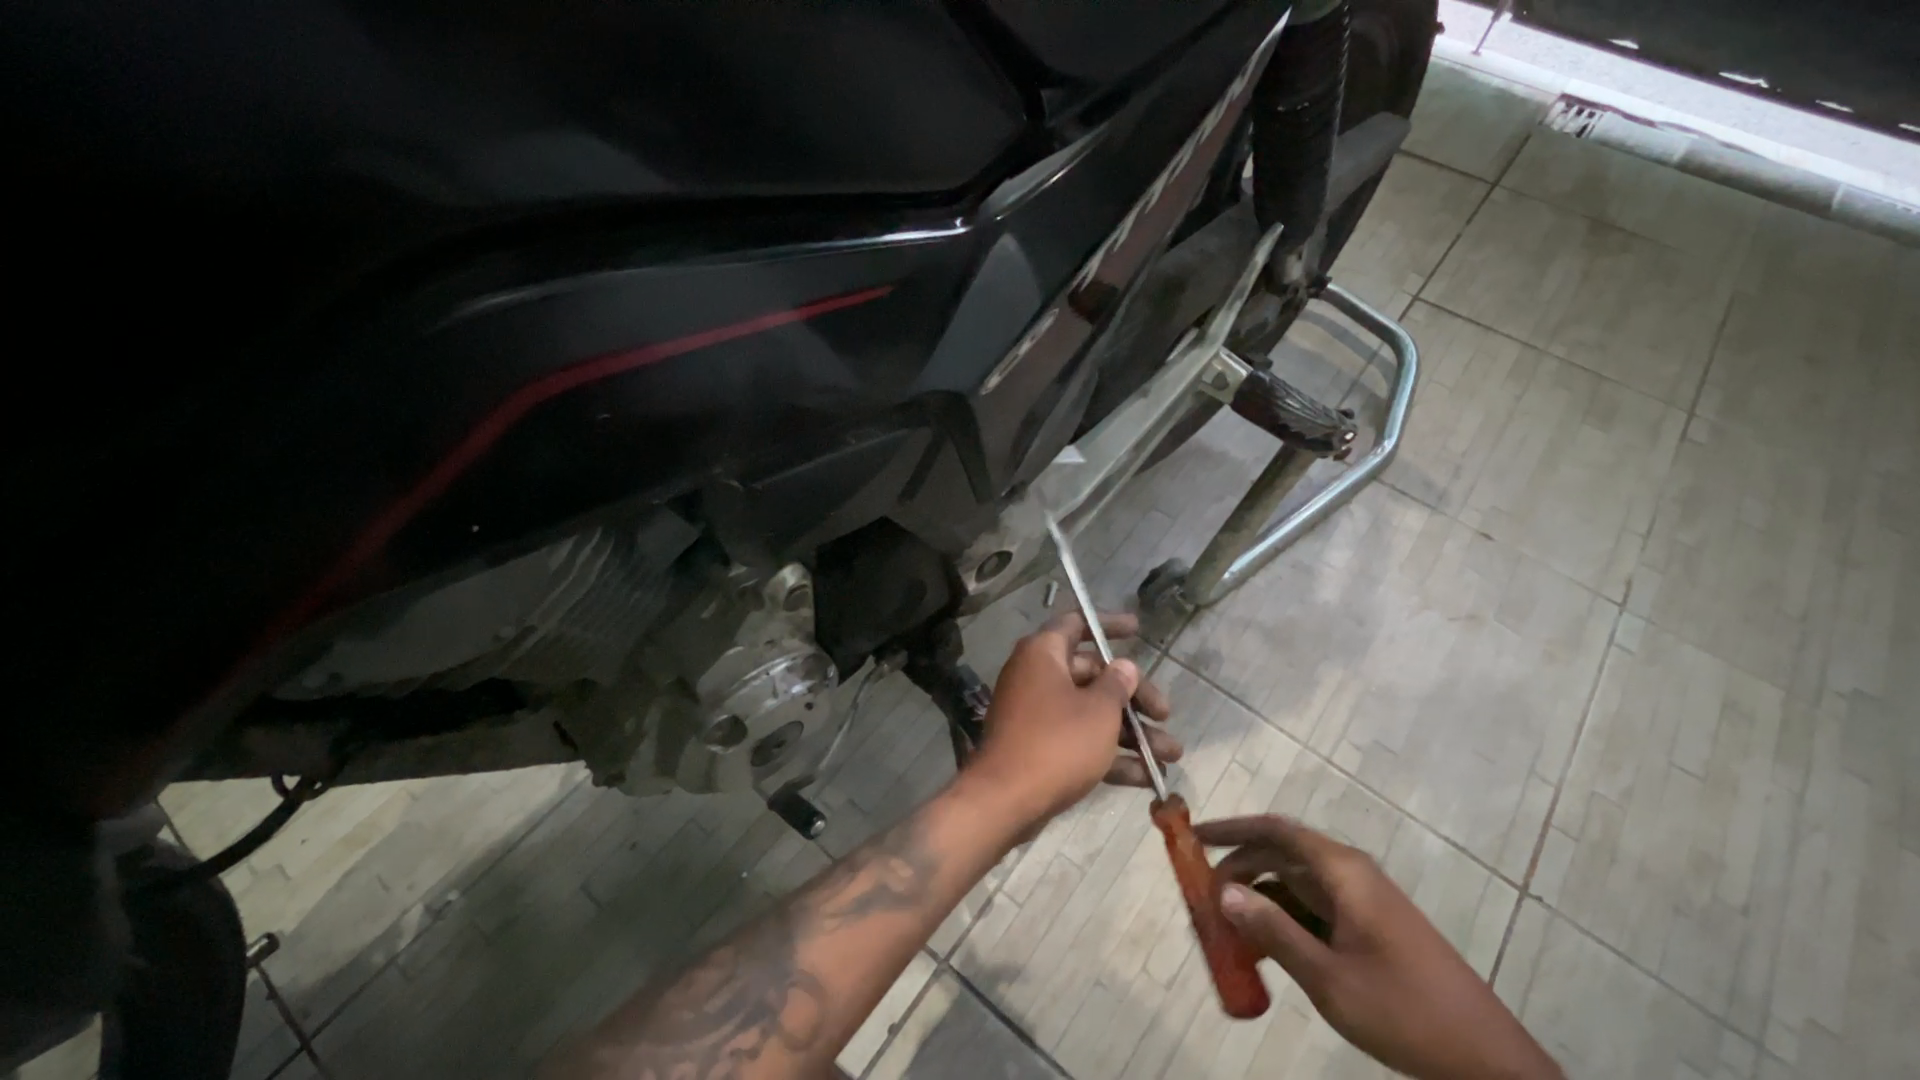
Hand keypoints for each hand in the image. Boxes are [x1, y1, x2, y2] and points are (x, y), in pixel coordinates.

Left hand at [964, 612, 1180, 825]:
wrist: (1005, 801)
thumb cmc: (1057, 742)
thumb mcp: (1099, 710)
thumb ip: (1117, 684)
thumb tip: (1124, 666)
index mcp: (1044, 654)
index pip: (1077, 623)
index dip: (1108, 624)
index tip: (1138, 630)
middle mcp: (1037, 677)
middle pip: (1093, 675)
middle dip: (1134, 697)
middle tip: (1165, 715)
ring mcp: (1036, 715)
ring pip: (1091, 714)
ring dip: (1131, 734)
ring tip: (1173, 754)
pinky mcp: (1039, 749)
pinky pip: (1080, 743)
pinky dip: (1110, 756)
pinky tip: (1148, 777)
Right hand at [1198, 816, 1562, 1079]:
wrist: (1485, 1059)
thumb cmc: (1404, 1011)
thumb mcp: (1327, 977)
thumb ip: (1273, 931)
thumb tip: (1224, 892)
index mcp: (1344, 872)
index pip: (1276, 830)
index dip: (1231, 828)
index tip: (1191, 836)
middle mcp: (1352, 876)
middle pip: (1282, 855)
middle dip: (1238, 870)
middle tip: (1200, 898)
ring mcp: (1363, 903)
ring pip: (1295, 885)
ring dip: (1258, 900)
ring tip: (1223, 930)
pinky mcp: (1370, 929)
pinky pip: (1314, 911)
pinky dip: (1283, 922)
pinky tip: (1262, 953)